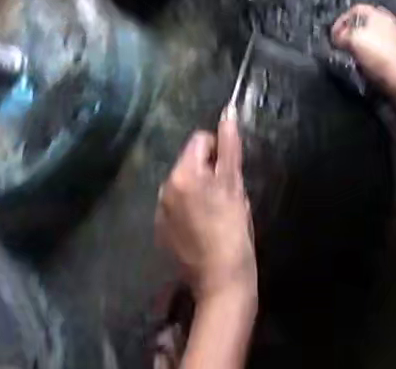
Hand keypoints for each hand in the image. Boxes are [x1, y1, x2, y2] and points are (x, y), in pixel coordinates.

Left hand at [157, 116, 257, 306]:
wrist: (221, 284)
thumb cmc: (232, 230)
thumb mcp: (235, 184)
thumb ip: (230, 145)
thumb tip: (228, 112)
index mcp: (182, 172)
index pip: (201, 140)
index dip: (219, 153)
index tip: (230, 177)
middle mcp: (165, 187)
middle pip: (191, 161)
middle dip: (208, 172)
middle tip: (226, 197)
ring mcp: (160, 211)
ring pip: (185, 184)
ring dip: (199, 190)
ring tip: (216, 215)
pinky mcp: (161, 231)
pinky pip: (177, 206)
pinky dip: (190, 210)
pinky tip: (204, 229)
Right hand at [331, 4, 395, 94]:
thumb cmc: (377, 55)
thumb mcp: (352, 40)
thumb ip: (341, 35)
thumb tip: (337, 38)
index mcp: (378, 15)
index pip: (355, 10)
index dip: (341, 21)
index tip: (333, 36)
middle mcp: (389, 23)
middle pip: (364, 23)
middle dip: (350, 33)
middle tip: (341, 44)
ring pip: (372, 38)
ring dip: (360, 45)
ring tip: (351, 57)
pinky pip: (379, 51)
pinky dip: (369, 56)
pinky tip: (364, 65)